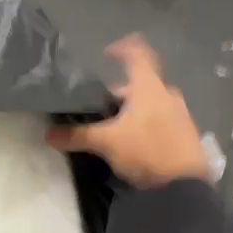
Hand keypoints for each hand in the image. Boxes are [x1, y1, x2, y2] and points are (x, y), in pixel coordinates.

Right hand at [47, 35, 209, 187]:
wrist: (182, 184)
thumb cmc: (145, 150)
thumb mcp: (106, 143)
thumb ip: (77, 136)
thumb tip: (48, 134)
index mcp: (149, 87)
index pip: (137, 54)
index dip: (122, 49)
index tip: (107, 53)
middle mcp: (167, 94)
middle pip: (141, 84)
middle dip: (121, 92)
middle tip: (101, 106)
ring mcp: (179, 113)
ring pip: (151, 103)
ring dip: (134, 110)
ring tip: (115, 127)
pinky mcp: (183, 134)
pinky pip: (160, 120)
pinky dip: (145, 124)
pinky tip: (134, 142)